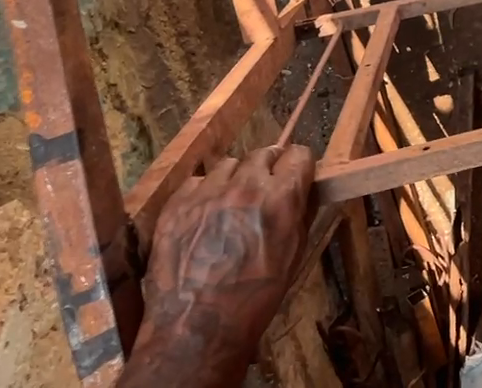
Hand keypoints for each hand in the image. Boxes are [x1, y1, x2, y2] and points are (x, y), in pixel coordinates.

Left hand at [126, 145, 313, 385]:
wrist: (197, 327)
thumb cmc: (256, 295)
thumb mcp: (294, 252)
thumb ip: (300, 211)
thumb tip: (304, 189)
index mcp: (281, 197)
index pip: (299, 154)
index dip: (298, 166)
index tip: (295, 176)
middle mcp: (246, 186)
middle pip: (263, 153)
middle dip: (268, 168)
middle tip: (263, 190)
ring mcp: (208, 193)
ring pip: (228, 164)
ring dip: (235, 179)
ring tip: (231, 204)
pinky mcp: (176, 205)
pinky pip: (196, 182)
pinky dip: (204, 193)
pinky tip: (204, 217)